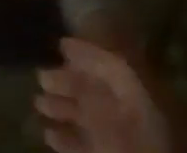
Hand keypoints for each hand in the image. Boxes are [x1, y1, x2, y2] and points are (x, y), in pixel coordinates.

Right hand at [37, 39, 171, 152]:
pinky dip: (66, 140)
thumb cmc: (148, 134)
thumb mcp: (124, 96)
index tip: (60, 44)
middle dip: (66, 81)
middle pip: (93, 90)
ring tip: (37, 101)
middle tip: (40, 75)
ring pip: (86, 117)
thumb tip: (74, 56)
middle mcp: (126, 110)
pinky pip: (85, 146)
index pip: (108, 63)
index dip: (85, 52)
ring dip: (61, 108)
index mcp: (135, 89)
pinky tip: (48, 132)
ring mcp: (118, 136)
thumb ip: (101, 75)